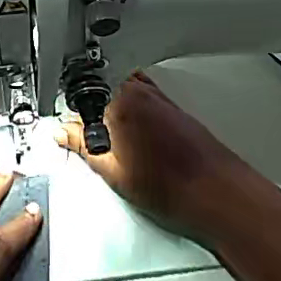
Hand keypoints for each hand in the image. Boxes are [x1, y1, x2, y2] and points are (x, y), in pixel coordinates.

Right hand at [56, 73, 262, 239]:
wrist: (217, 194)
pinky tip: (133, 132)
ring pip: (120, 88)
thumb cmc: (173, 186)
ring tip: (111, 137)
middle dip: (88, 106)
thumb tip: (64, 134)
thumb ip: (82, 145)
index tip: (67, 131)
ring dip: (109, 103)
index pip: (79, 96)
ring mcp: (156, 96)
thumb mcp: (112, 172)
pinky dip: (129, 105)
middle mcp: (138, 91)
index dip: (68, 115)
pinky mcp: (170, 105)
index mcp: (118, 102)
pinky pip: (140, 93)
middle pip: (99, 87)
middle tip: (86, 136)